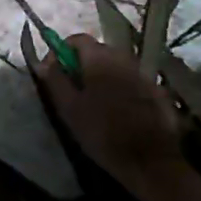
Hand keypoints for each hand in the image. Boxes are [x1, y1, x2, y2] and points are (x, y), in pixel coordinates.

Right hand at [30, 34, 186, 195]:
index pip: (78, 39)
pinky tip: (118, 110)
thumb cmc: (101, 132)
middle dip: (82, 64)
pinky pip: (132, 80)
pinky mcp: (157, 91)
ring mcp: (144, 75)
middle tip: (73, 88)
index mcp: (99, 60)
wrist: (149, 161)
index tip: (54, 71)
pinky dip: (121, 87)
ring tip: (95, 101)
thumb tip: (43, 63)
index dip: (62, 51)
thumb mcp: (69, 108)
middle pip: (98, 51)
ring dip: (102, 75)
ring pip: (116, 66)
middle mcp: (124, 59)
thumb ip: (54, 80)